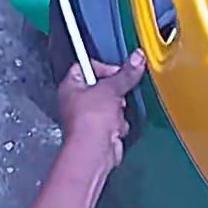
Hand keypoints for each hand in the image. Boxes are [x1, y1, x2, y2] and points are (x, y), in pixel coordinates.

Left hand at [58, 51, 144, 169]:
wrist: (95, 149)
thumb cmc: (91, 119)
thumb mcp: (111, 89)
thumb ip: (125, 74)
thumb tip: (137, 58)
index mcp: (71, 86)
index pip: (84, 66)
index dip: (102, 66)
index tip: (117, 70)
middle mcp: (77, 101)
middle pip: (102, 86)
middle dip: (115, 91)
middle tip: (120, 92)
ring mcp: (90, 117)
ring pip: (112, 104)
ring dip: (119, 108)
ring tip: (117, 111)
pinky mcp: (101, 130)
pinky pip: (116, 120)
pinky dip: (120, 123)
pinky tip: (117, 126)